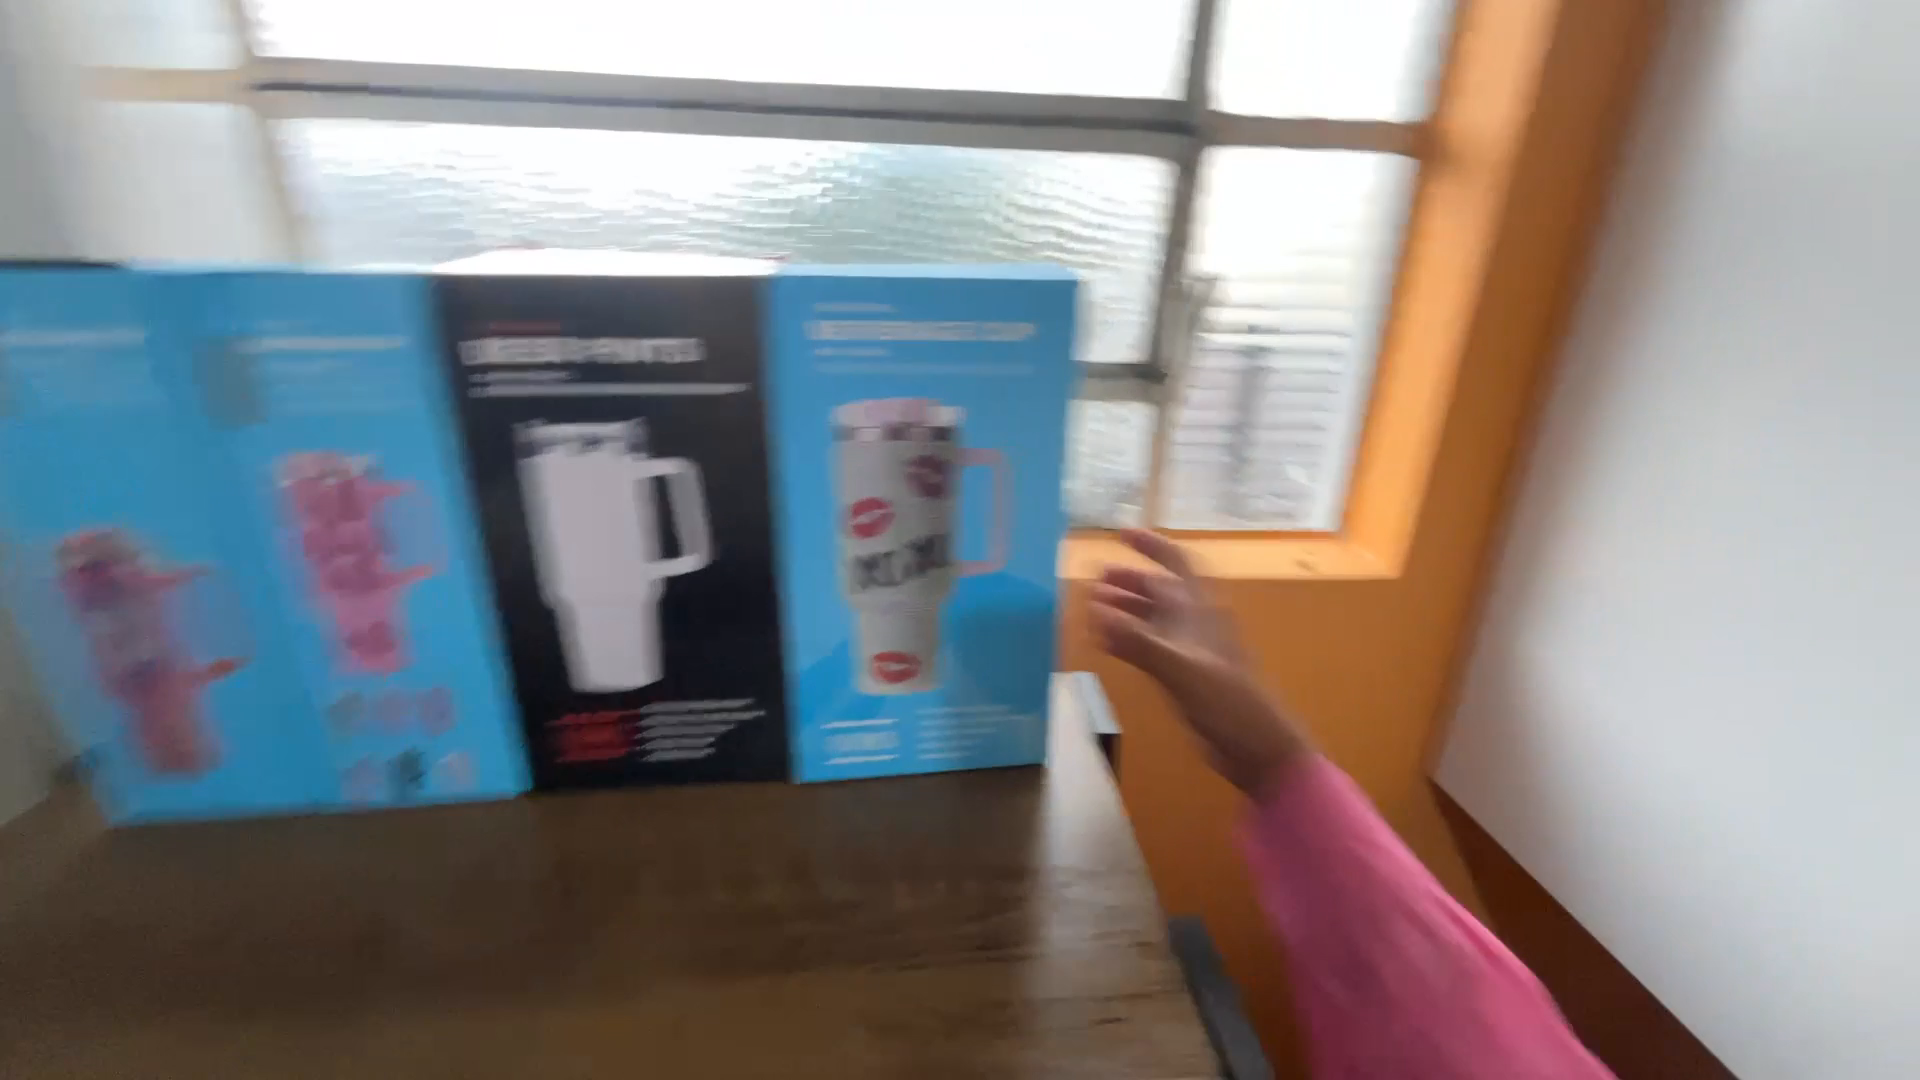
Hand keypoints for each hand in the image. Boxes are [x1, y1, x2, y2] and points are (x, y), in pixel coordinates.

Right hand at [1087, 529, 1310, 795]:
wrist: (1257, 747)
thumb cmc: (1227, 702)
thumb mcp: (1181, 668)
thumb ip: (1137, 641)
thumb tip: (1095, 612)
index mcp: (1202, 610)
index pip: (1177, 563)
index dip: (1152, 545)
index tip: (1121, 534)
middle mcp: (1196, 622)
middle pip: (1160, 590)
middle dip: (1129, 582)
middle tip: (1095, 581)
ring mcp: (1191, 649)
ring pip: (1153, 618)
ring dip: (1125, 610)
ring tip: (1093, 609)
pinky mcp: (1184, 674)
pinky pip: (1150, 646)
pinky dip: (1128, 639)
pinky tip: (1106, 643)